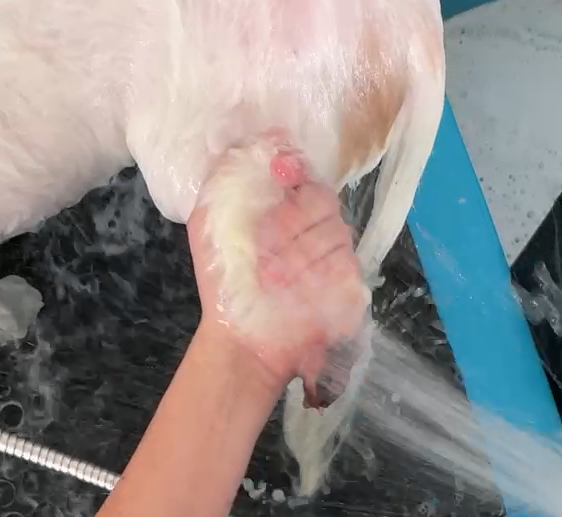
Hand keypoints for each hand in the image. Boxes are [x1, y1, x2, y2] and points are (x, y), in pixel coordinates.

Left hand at [188, 144, 368, 399]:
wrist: (240, 336)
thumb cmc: (225, 280)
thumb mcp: (212, 218)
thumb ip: (232, 172)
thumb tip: (272, 135)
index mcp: (288, 205)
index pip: (305, 172)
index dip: (294, 170)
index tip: (279, 177)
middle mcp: (316, 226)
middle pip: (324, 200)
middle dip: (290, 221)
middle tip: (263, 244)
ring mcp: (335, 256)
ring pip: (335, 234)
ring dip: (298, 256)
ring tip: (269, 280)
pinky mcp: (348, 287)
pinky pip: (346, 268)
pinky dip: (317, 279)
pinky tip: (294, 293)